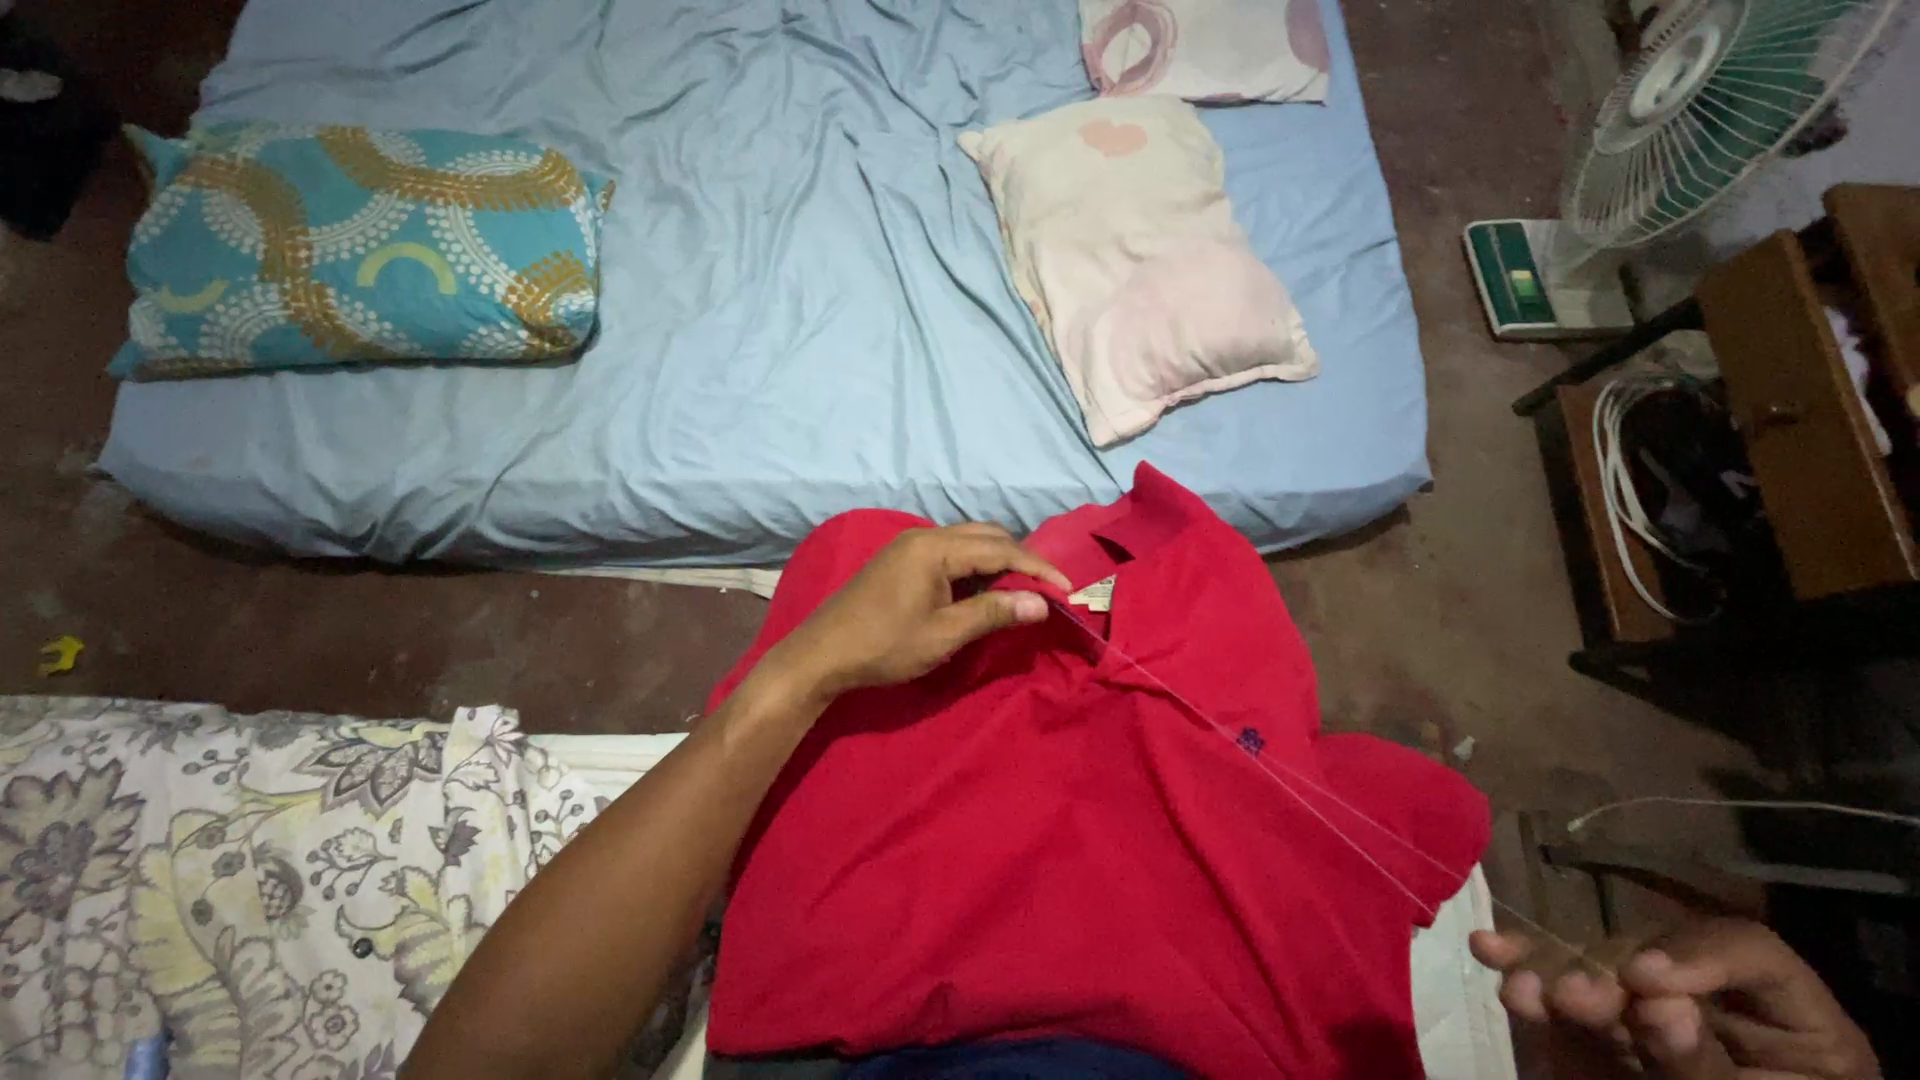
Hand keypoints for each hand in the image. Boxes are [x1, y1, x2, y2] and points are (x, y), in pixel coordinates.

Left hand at [762, 523, 1069, 701]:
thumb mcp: (944, 635)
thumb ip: (993, 613)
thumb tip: (1042, 603)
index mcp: (935, 548)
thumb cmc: (884, 646)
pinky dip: (974, 567)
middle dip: (1020, 560)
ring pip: (968, 542)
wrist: (821, 655)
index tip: (1067, 590)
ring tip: (1020, 593)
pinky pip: (950, 552)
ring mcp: (909, 546)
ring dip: (997, 562)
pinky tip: (982, 591)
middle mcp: (924, 536)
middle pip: (986, 536)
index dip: (1038, 569)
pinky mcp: (900, 560)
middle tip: (1045, 591)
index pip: (1001, 550)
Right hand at [1470, 919, 1878, 1078]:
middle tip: (1573, 999)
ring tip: (1519, 992)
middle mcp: (1710, 995)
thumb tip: (1656, 1000)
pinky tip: (1488, 949)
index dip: (1699, 953)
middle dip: (1603, 972)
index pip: (1749, 950)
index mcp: (1791, 1022)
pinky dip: (1519, 968)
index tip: (1646, 979)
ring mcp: (1644, 1004)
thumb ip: (1706, 1064)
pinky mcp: (1591, 1020)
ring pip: (1590, 961)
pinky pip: (1554, 983)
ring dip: (1548, 971)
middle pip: (1650, 953)